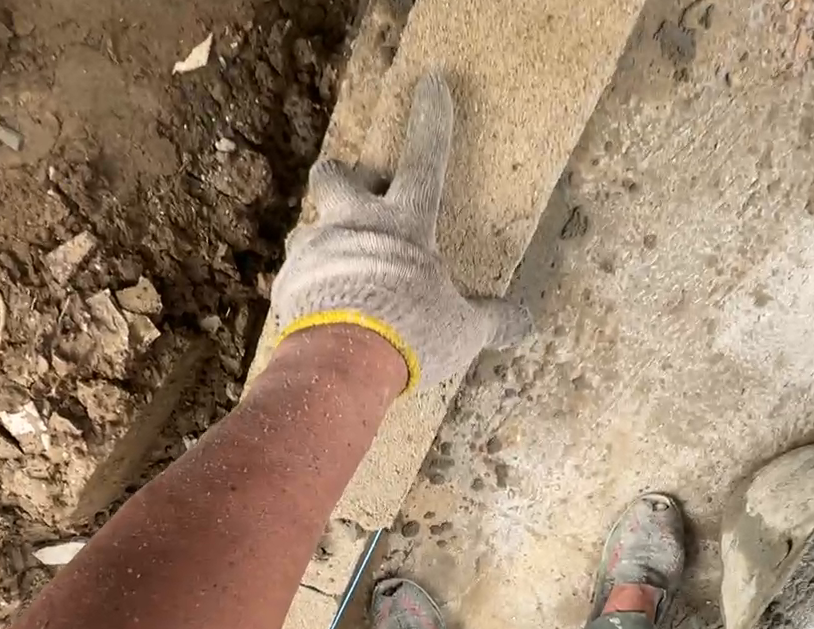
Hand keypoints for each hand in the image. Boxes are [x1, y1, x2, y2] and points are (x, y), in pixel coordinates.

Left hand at [268, 73, 530, 394]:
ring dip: (327, 245)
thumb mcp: (461, 328)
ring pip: (314, 230)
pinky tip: (323, 312)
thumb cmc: (410, 331)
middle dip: (340, 176)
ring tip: (343, 279)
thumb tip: (524, 321)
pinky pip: (299, 277)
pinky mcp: (289, 283)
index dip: (431, 122)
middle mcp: (353, 225)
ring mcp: (315, 249)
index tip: (433, 84)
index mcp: (404, 223)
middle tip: (350, 190)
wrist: (342, 360)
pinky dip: (312, 288)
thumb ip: (490, 320)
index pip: (425, 160)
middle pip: (336, 178)